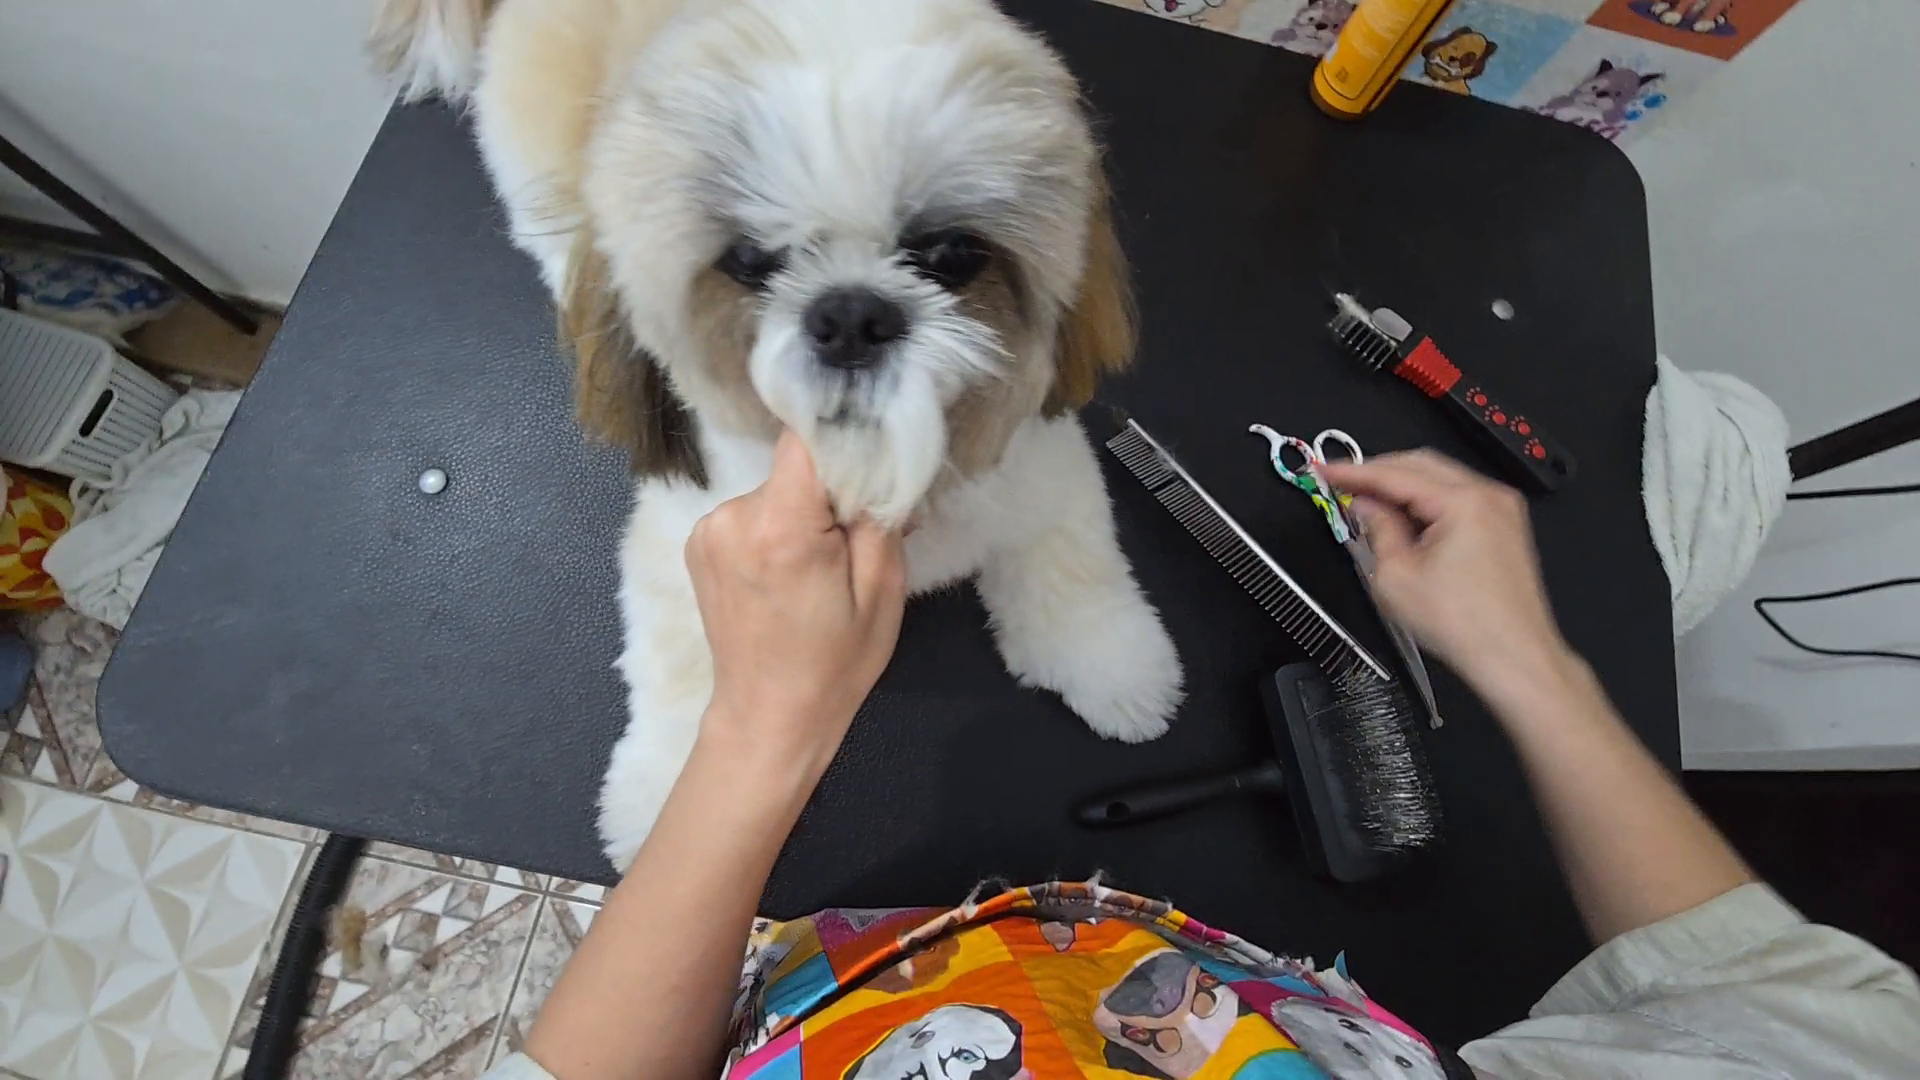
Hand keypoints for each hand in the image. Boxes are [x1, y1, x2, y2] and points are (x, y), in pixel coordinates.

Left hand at [685, 430, 907, 781]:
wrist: (769, 715)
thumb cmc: (834, 662)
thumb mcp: (882, 591)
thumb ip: (878, 515)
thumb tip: (876, 462)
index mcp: (779, 528)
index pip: (805, 441)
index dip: (842, 445)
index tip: (869, 471)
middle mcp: (731, 517)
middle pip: (795, 470)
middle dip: (830, 494)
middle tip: (854, 543)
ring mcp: (707, 530)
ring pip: (776, 491)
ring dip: (803, 514)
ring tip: (819, 568)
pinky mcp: (698, 543)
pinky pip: (754, 512)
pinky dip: (778, 528)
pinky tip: (788, 573)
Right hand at [1321, 450, 1570, 694]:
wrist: (1512, 656)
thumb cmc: (1462, 623)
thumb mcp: (1395, 576)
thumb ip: (1377, 529)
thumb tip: (1366, 507)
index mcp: (1463, 503)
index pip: (1394, 474)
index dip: (1352, 471)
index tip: (1324, 470)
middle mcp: (1489, 497)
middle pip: (1420, 464)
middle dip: (1375, 471)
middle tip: (1340, 482)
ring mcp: (1501, 510)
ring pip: (1438, 477)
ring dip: (1398, 484)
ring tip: (1364, 501)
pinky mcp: (1502, 527)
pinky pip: (1454, 496)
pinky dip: (1421, 499)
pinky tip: (1398, 515)